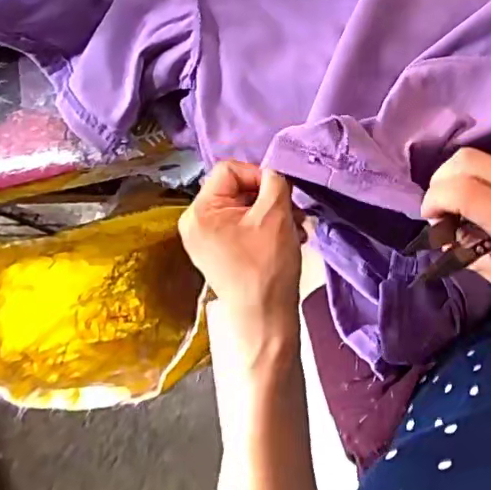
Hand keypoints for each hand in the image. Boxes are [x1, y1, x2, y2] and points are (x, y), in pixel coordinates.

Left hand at [180, 161, 304, 360]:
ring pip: (244, 207)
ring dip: (273, 213)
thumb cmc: (267, 268)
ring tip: (295, 230)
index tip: (281, 195)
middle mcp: (195, 222)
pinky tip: (287, 239)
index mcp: (200, 211)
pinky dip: (266, 228)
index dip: (259, 176)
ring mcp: (205, 239)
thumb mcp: (276, 214)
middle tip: (294, 214)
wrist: (265, 320)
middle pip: (237, 188)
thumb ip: (275, 180)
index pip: (230, 170)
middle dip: (270, 198)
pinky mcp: (219, 252)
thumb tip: (272, 172)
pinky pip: (243, 226)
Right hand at [420, 148, 490, 296]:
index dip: (435, 199)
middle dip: (441, 181)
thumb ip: (465, 250)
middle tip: (443, 204)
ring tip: (480, 204)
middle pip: (464, 161)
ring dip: (467, 180)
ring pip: (479, 159)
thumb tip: (438, 226)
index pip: (462, 192)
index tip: (432, 216)